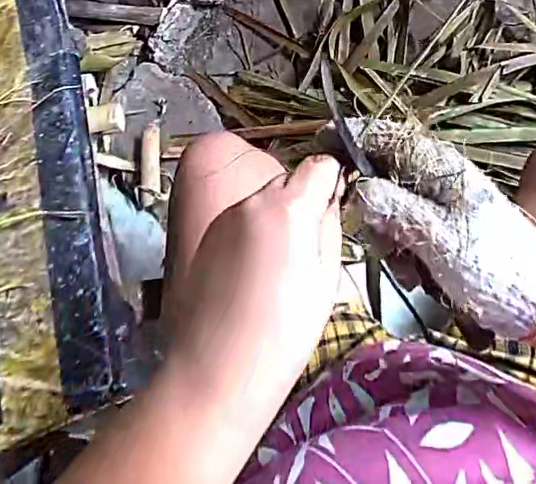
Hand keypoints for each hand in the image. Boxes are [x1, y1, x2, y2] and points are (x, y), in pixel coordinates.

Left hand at [164, 154, 346, 414]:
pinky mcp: (206, 235)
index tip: (329, 207)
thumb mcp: (326, 279)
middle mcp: (253, 200)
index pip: (319, 165)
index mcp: (289, 206)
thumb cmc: (282, 332)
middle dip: (299, 203)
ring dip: (272, 220)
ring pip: (261, 202)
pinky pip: (239, 221)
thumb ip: (329, 226)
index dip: (329, 182)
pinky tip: (248, 276)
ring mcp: (225, 216)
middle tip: (303, 249)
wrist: (215, 370)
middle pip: (287, 183)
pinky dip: (249, 235)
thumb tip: (328, 199)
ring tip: (273, 270)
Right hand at [339, 119, 535, 339]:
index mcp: (438, 166)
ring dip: (391, 238)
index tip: (322, 141)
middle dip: (373, 209)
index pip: (386, 137)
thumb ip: (395, 208)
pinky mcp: (444, 228)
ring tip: (411, 267)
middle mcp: (437, 177)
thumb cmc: (492, 264)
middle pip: (382, 176)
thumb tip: (359, 186)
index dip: (353, 135)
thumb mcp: (438, 237)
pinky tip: (423, 274)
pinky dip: (407, 252)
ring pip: (391, 208)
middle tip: (381, 242)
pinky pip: (408, 231)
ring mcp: (440, 203)